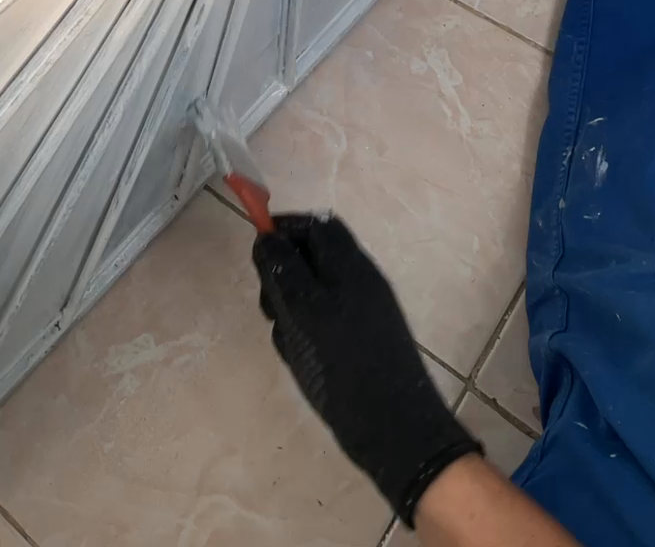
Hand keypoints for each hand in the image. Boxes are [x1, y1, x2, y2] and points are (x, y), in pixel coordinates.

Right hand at [253, 213, 482, 526]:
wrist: (396, 430)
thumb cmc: (345, 363)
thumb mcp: (304, 310)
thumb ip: (283, 268)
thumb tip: (266, 236)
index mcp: (350, 265)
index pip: (316, 225)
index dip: (285, 229)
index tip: (258, 250)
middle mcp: (358, 282)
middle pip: (310, 257)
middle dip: (282, 275)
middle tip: (270, 304)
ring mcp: (360, 312)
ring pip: (310, 293)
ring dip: (288, 308)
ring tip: (286, 337)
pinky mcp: (357, 340)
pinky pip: (320, 322)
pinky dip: (303, 332)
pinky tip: (299, 357)